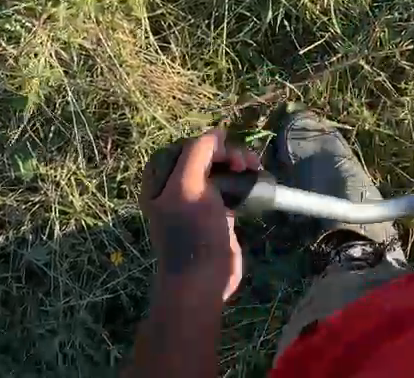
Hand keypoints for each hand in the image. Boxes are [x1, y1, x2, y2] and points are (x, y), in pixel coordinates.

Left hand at [141, 128, 259, 304]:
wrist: (204, 280)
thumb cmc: (192, 232)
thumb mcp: (188, 186)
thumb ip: (198, 153)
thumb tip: (217, 133)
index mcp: (159, 183)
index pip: (182, 147)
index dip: (205, 144)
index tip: (224, 152)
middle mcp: (175, 190)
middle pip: (203, 156)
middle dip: (226, 153)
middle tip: (245, 161)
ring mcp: (197, 202)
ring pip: (219, 169)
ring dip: (238, 162)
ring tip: (254, 166)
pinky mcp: (216, 214)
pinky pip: (229, 186)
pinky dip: (242, 179)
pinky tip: (254, 179)